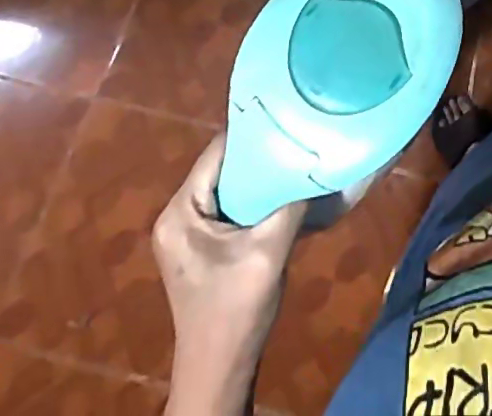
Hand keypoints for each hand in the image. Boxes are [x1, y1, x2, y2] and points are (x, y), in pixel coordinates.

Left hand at [154, 135, 305, 415]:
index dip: (249, 136)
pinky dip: (250, 201)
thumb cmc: (237, 310)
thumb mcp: (269, 252)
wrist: (220, 371)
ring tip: (290, 163)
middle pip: (218, 170)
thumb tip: (317, 172)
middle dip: (255, 158)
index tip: (283, 120)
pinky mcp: (197, 248)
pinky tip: (278, 197)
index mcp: (180, 211)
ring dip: (255, 180)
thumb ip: (290, 207)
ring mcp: (184, 233)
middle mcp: (175, 215)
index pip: (215, 154)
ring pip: (224, 189)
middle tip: (291, 141)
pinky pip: (225, 209)